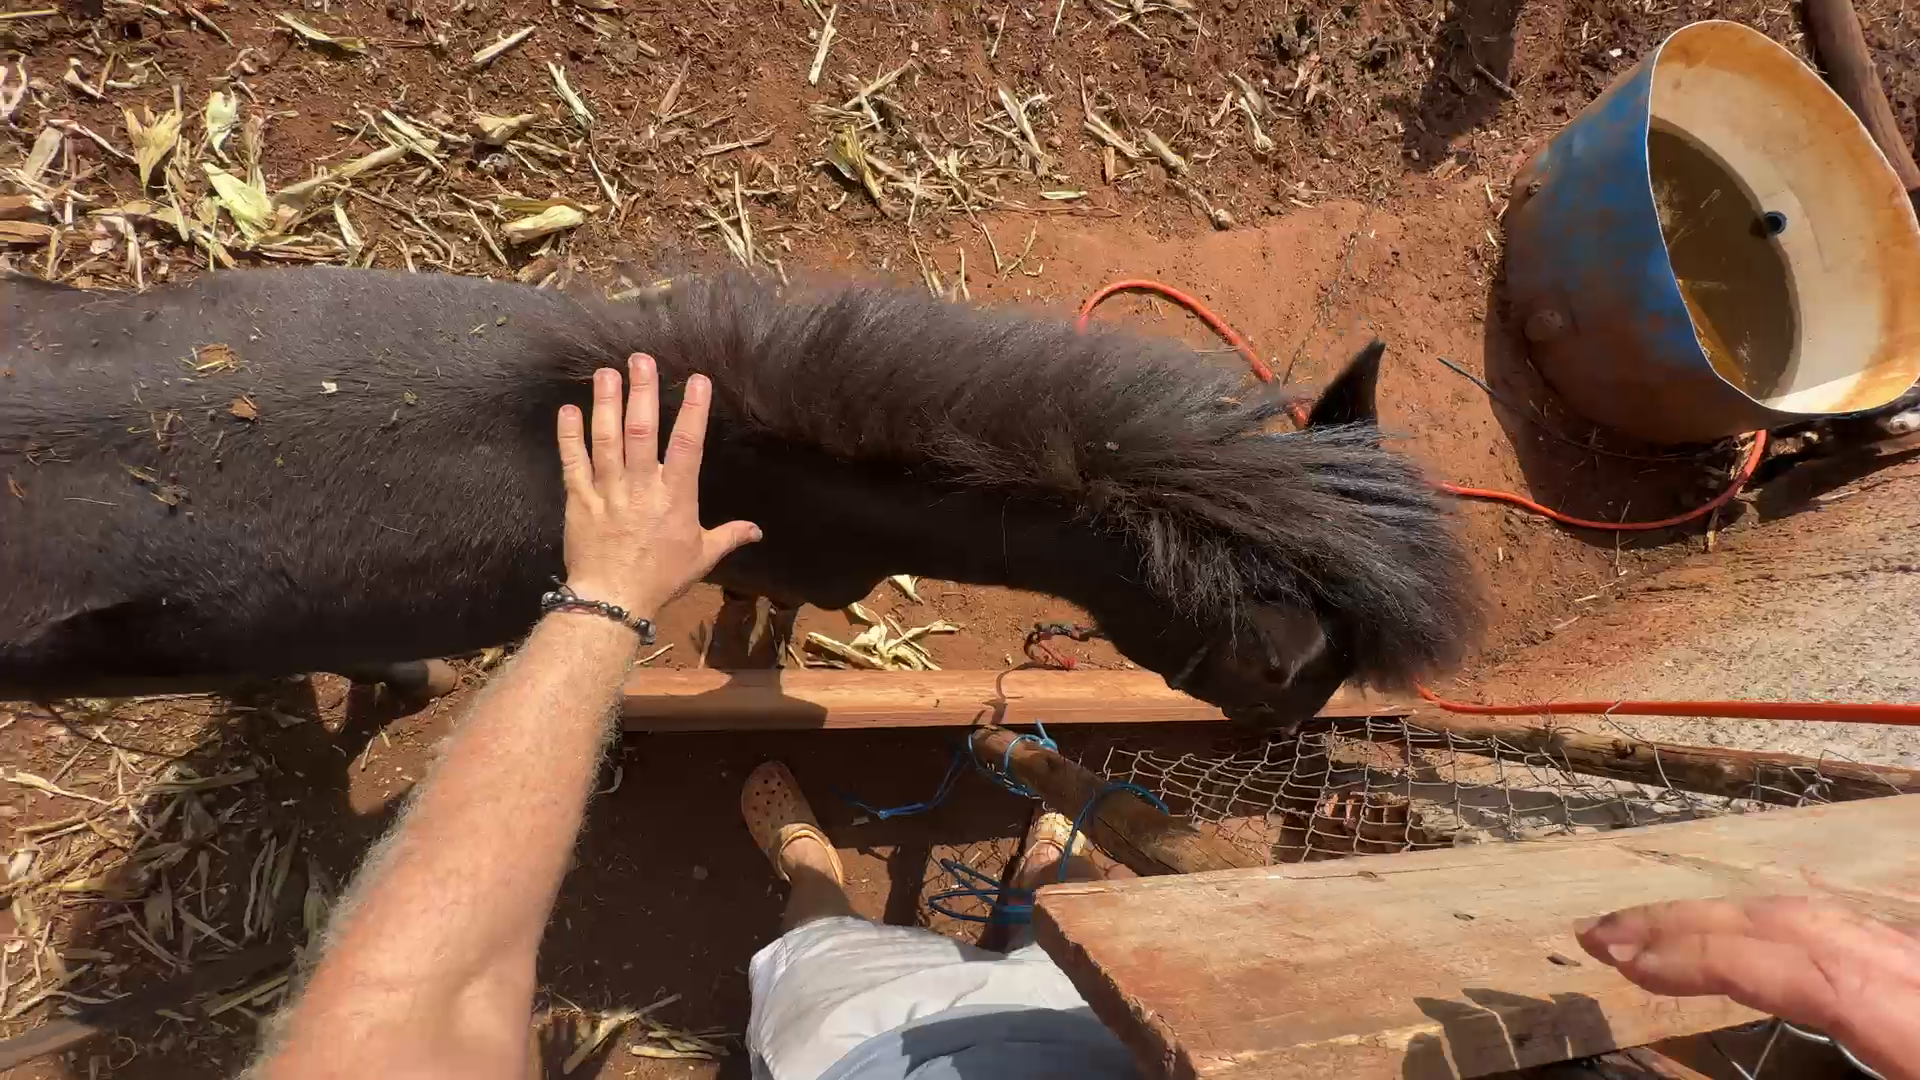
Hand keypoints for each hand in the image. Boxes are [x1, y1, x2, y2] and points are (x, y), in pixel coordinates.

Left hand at [555, 354, 760, 621]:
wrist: (613, 599)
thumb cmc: (662, 578)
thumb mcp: (702, 557)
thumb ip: (729, 537)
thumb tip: (757, 531)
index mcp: (676, 496)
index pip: (687, 445)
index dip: (693, 410)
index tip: (697, 380)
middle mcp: (642, 486)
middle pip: (641, 430)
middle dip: (642, 392)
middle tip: (640, 359)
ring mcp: (608, 490)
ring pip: (606, 439)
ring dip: (606, 403)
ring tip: (607, 373)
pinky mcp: (579, 499)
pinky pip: (572, 462)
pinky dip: (569, 435)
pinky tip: (568, 409)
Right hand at [1576, 895, 1919, 1079]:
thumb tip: (1657, 1061)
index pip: (1801, 970)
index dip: (1702, 958)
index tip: (1621, 964)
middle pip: (1787, 923)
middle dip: (1678, 923)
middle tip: (1594, 934)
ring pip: (1804, 913)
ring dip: (1706, 916)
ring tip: (1635, 929)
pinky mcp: (1914, 966)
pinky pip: (1832, 923)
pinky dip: (1757, 922)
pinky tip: (1716, 930)